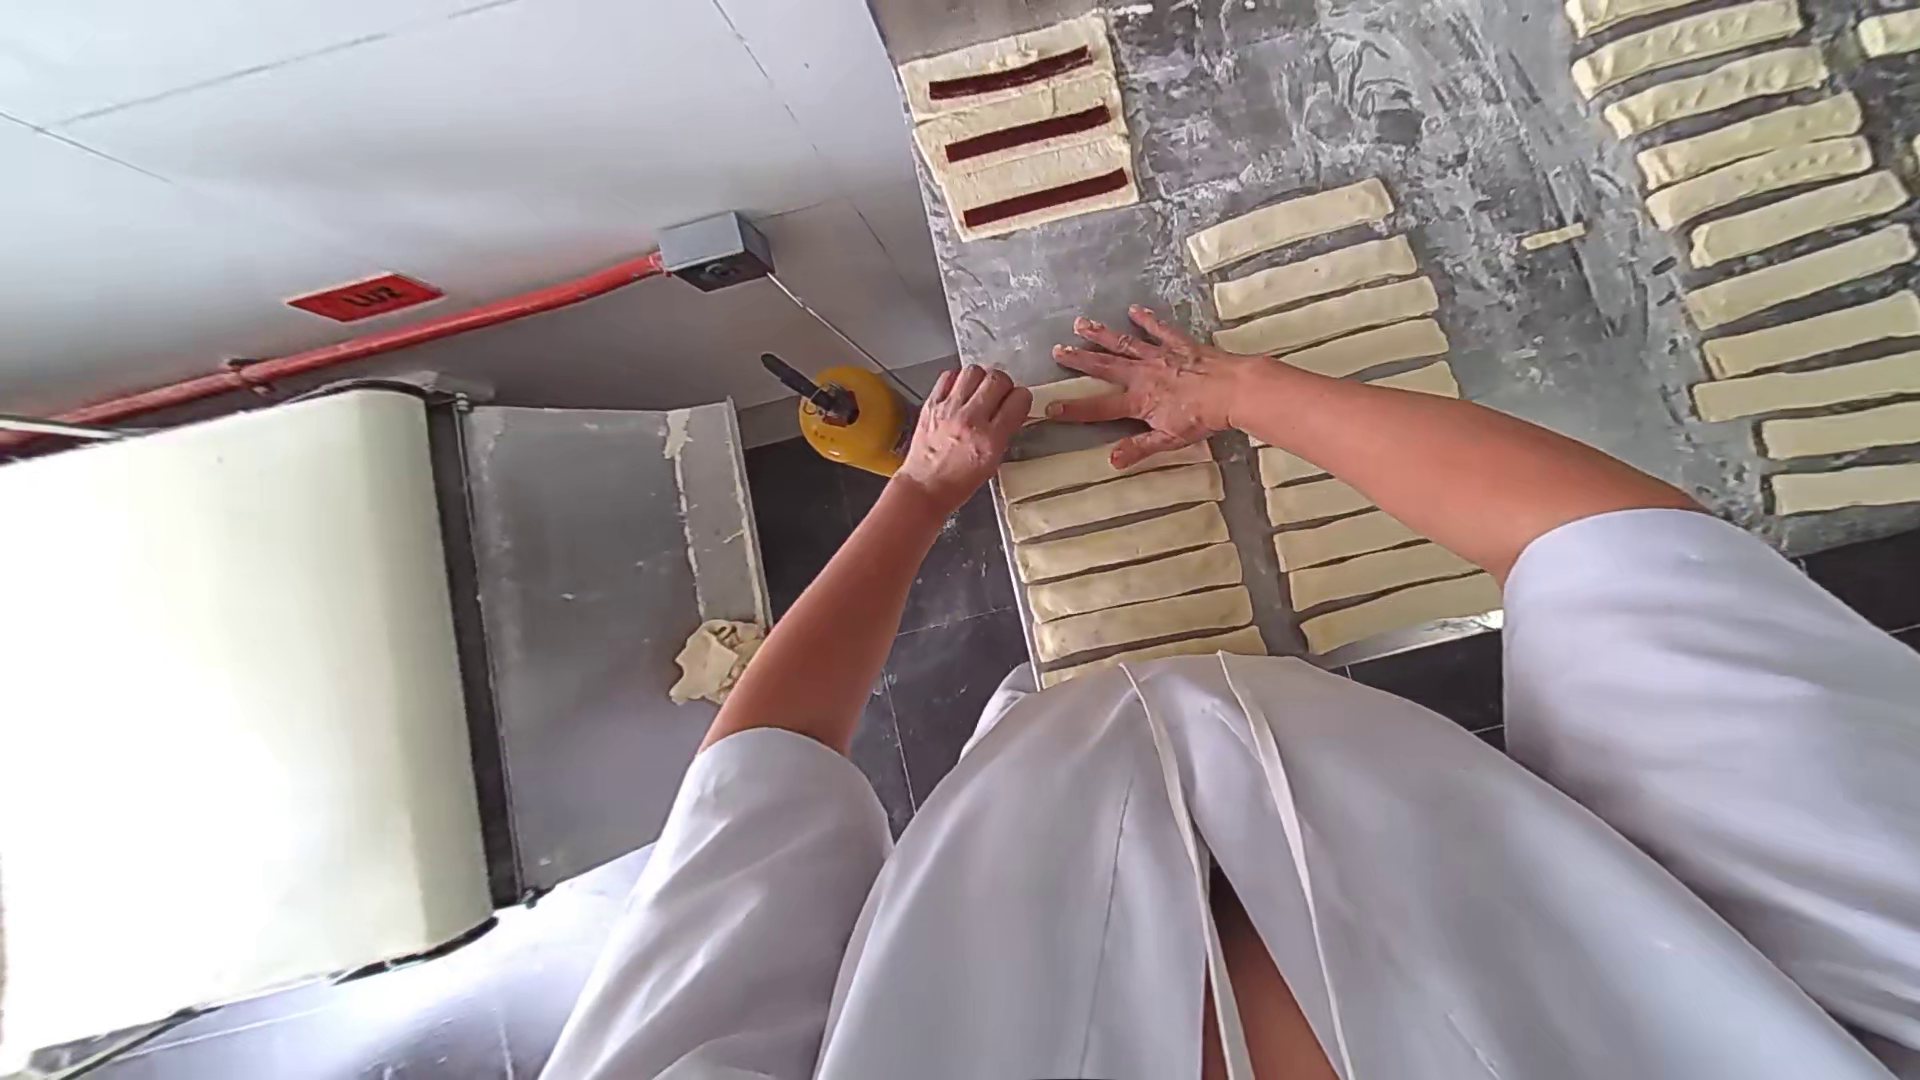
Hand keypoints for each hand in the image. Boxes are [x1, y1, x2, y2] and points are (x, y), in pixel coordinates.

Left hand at [893, 365, 1030, 514]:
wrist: (924, 488)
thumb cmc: (957, 483)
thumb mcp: (992, 463)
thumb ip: (1004, 434)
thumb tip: (1012, 412)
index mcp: (990, 440)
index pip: (1018, 400)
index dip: (1022, 398)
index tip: (1018, 402)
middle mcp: (970, 421)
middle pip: (998, 379)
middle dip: (1004, 385)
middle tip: (999, 395)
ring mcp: (949, 410)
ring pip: (974, 371)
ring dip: (981, 379)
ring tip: (978, 391)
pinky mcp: (931, 405)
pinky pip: (948, 376)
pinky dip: (957, 380)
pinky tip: (959, 392)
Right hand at [1049, 305, 1257, 467]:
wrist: (1235, 390)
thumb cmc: (1203, 418)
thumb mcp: (1169, 440)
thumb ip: (1138, 449)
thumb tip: (1111, 461)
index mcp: (1138, 401)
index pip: (1098, 408)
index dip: (1073, 409)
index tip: (1050, 409)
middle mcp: (1142, 375)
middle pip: (1104, 367)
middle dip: (1078, 359)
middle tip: (1057, 351)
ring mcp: (1160, 356)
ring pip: (1124, 344)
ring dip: (1101, 335)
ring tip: (1081, 324)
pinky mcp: (1179, 345)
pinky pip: (1159, 330)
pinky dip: (1146, 319)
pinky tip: (1133, 310)